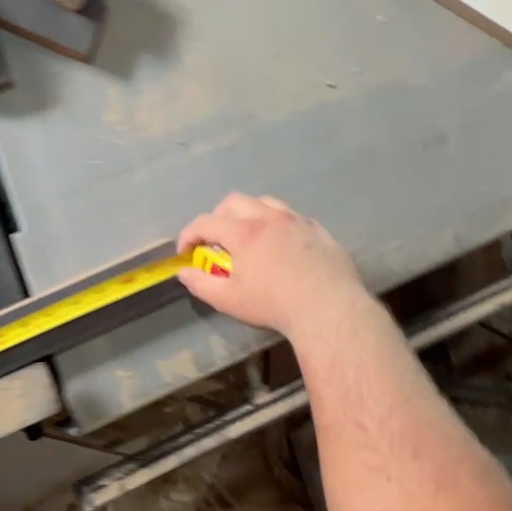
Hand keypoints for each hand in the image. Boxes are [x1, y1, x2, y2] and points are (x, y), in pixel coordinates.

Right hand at [176, 194, 372, 339]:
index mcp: (244, 233)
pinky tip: (277, 246)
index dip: (188, 235)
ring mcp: (297, 221)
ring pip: (265, 203)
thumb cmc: (272, 304)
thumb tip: (184, 272)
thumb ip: (200, 283)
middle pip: (235, 202)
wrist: (327, 308)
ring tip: (246, 238)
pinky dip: (274, 224)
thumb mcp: (227, 300)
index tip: (184, 252)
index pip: (206, 222)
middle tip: (213, 241)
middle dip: (216, 218)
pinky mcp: (318, 230)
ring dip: (247, 215)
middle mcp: (270, 218)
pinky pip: (291, 216)